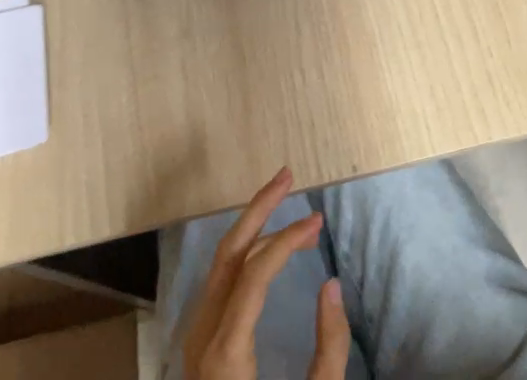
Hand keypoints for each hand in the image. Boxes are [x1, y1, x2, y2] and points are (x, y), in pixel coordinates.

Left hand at [182, 167, 349, 379]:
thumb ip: (328, 350)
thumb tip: (333, 287)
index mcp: (226, 349)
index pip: (254, 272)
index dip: (287, 239)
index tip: (319, 221)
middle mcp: (202, 335)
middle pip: (227, 254)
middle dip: (258, 209)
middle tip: (288, 176)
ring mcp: (194, 339)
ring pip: (217, 266)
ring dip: (250, 228)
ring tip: (282, 204)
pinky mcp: (197, 346)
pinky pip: (216, 284)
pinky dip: (241, 255)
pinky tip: (262, 249)